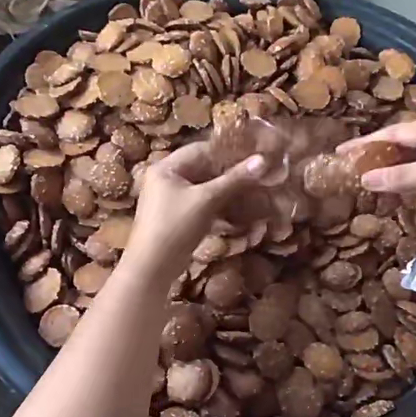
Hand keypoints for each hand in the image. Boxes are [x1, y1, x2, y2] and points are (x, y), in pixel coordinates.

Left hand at [127, 142, 267, 279]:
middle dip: (230, 173)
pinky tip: (242, 209)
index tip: (256, 153)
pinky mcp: (178, 216)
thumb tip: (263, 160)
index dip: (228, 151)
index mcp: (165, 168)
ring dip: (228, 190)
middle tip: (261, 173)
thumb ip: (234, 179)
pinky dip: (220, 205)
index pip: (200, 150)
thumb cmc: (175, 226)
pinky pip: (202, 204)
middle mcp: (166, 179)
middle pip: (203, 169)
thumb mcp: (206, 200)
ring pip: (204, 187)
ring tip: (257, 189)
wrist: (152, 266)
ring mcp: (171, 199)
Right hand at [342, 113, 415, 233]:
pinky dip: (398, 189)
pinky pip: (415, 184)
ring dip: (383, 176)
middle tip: (342, 171)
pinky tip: (380, 196)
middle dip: (372, 159)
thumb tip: (363, 180)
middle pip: (399, 149)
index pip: (396, 133)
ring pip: (405, 168)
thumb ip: (404, 177)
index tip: (339, 152)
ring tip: (354, 185)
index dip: (367, 143)